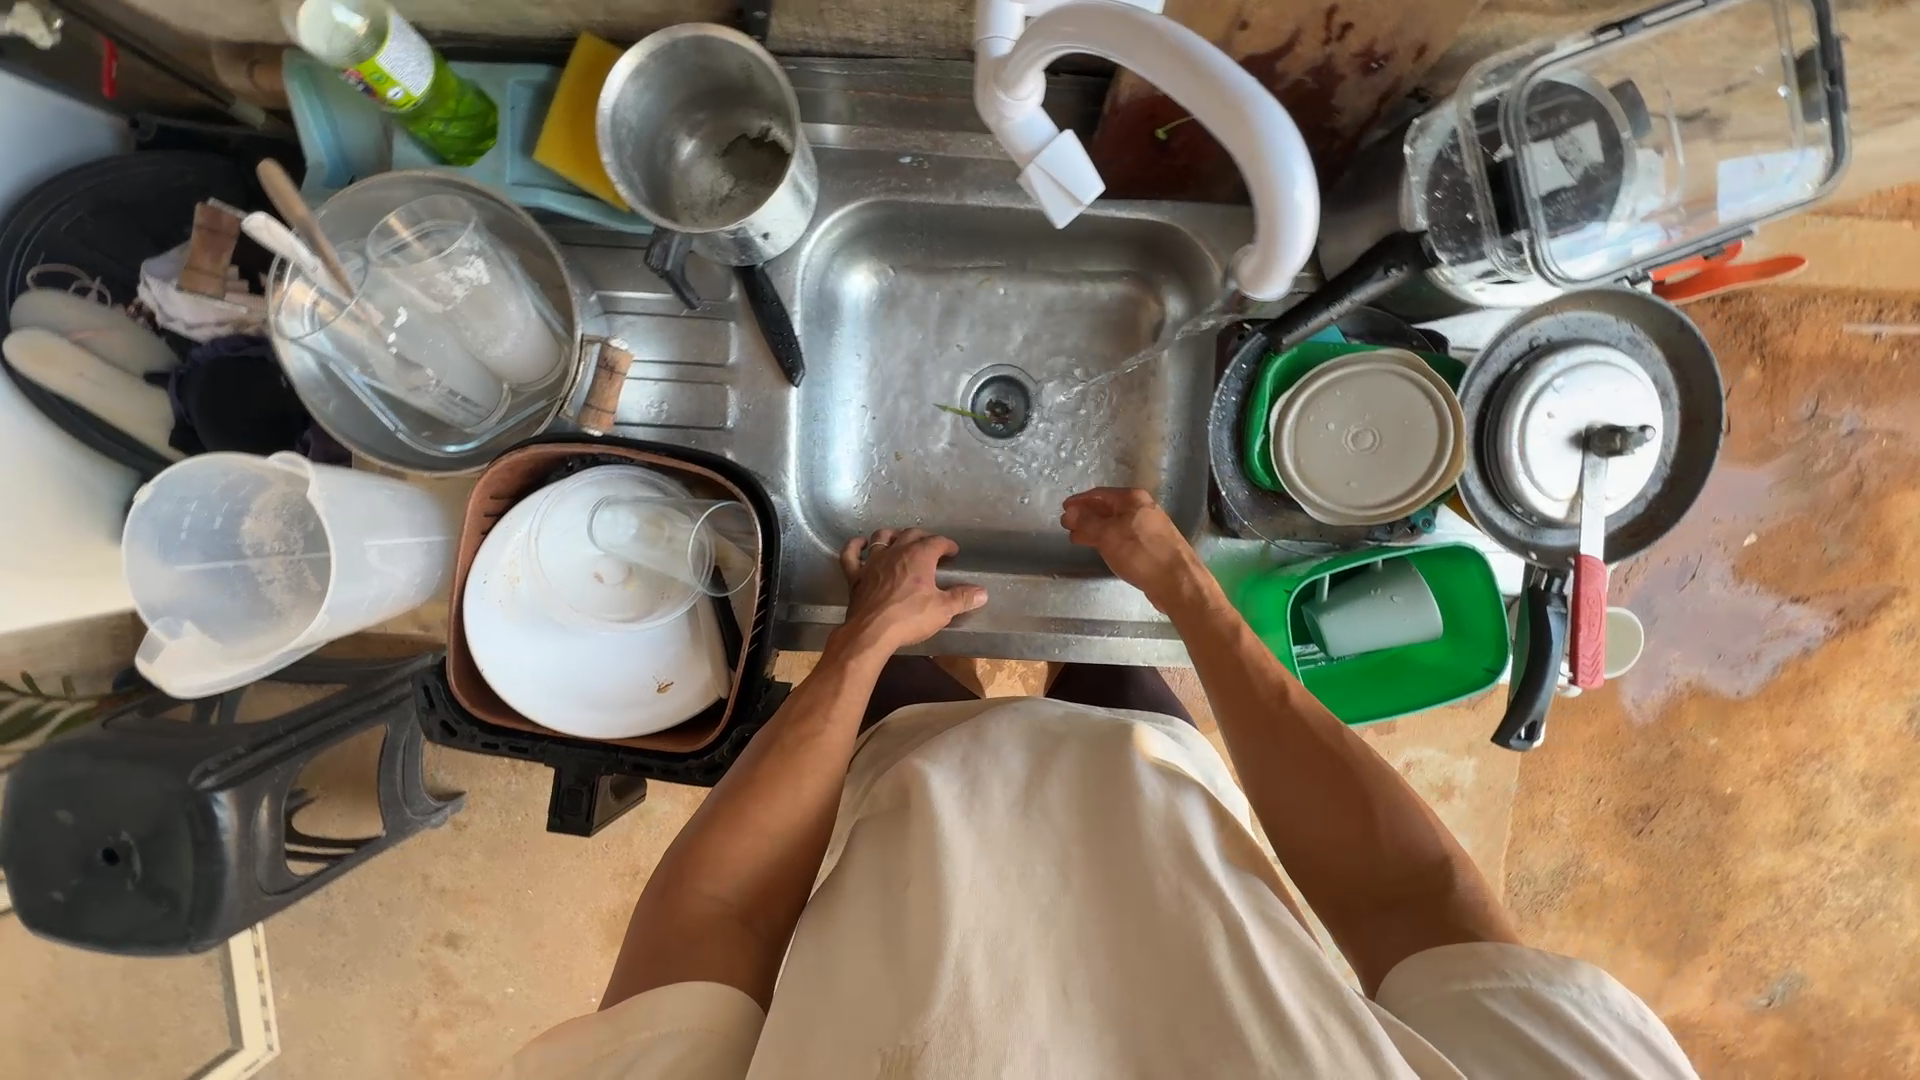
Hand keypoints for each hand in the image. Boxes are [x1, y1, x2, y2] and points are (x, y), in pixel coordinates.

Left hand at [835, 528, 987, 655]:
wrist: (872, 632)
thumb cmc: (910, 618)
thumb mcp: (943, 609)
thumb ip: (963, 598)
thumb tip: (982, 593)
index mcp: (919, 556)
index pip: (936, 542)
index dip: (947, 544)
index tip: (952, 551)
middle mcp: (895, 552)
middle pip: (910, 534)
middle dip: (923, 536)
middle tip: (931, 545)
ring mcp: (873, 562)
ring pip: (881, 537)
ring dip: (892, 535)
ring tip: (900, 538)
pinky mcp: (856, 575)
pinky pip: (851, 554)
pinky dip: (855, 546)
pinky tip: (860, 544)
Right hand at [1060, 488, 1208, 611]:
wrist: (1177, 581)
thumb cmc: (1140, 553)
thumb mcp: (1107, 535)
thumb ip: (1086, 522)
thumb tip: (1070, 513)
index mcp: (1133, 499)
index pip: (1099, 494)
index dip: (1079, 501)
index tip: (1064, 509)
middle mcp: (1143, 508)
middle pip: (1108, 508)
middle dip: (1086, 516)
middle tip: (1067, 525)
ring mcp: (1149, 527)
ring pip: (1115, 524)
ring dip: (1095, 529)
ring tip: (1077, 538)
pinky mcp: (1152, 546)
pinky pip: (1123, 537)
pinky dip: (1108, 540)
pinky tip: (1100, 549)